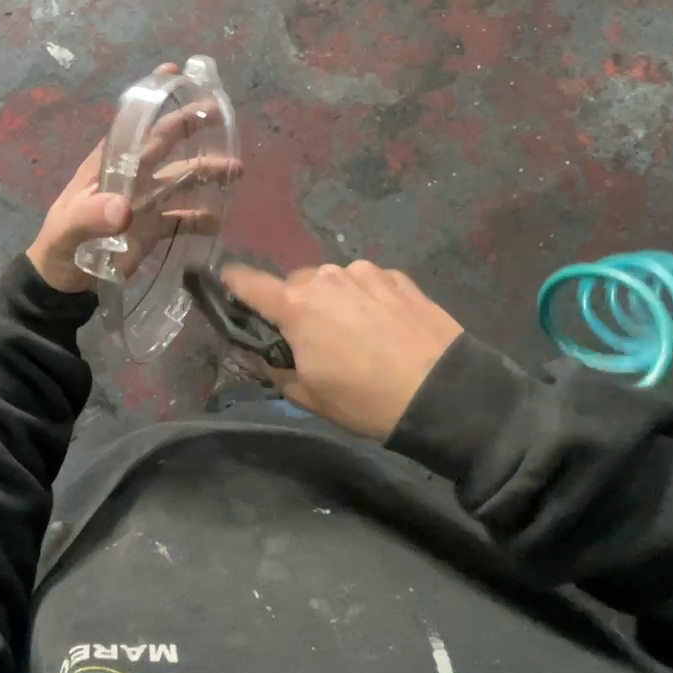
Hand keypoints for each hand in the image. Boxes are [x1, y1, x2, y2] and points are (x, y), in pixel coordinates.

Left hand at [26, 64, 239, 292]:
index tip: (171, 72)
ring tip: (236, 170)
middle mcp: (130, 177)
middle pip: (164, 144)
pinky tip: (217, 222)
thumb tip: (125, 209)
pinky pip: (183, 219)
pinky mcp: (153, 229)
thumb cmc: (59, 247)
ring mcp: (144, 202)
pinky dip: (200, 219)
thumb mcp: (68, 230)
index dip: (151, 100)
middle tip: (220, 113)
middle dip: (191, 126)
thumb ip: (92, 217)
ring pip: (181, 179)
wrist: (61, 285)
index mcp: (107, 166)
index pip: (131, 125)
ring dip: (206, 173)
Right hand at [221, 261, 462, 438]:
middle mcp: (324, 278)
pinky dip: (365, 299)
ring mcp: (364, 272)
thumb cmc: (367, 400)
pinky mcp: (397, 277)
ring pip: (331, 281)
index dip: (230, 284)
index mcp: (295, 306)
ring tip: (355, 334)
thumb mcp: (308, 395)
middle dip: (293, 305)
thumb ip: (272, 365)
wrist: (447, 395)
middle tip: (310, 338)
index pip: (246, 281)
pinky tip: (383, 328)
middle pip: (293, 284)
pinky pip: (365, 283)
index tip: (225, 289)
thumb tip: (258, 348)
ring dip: (332, 300)